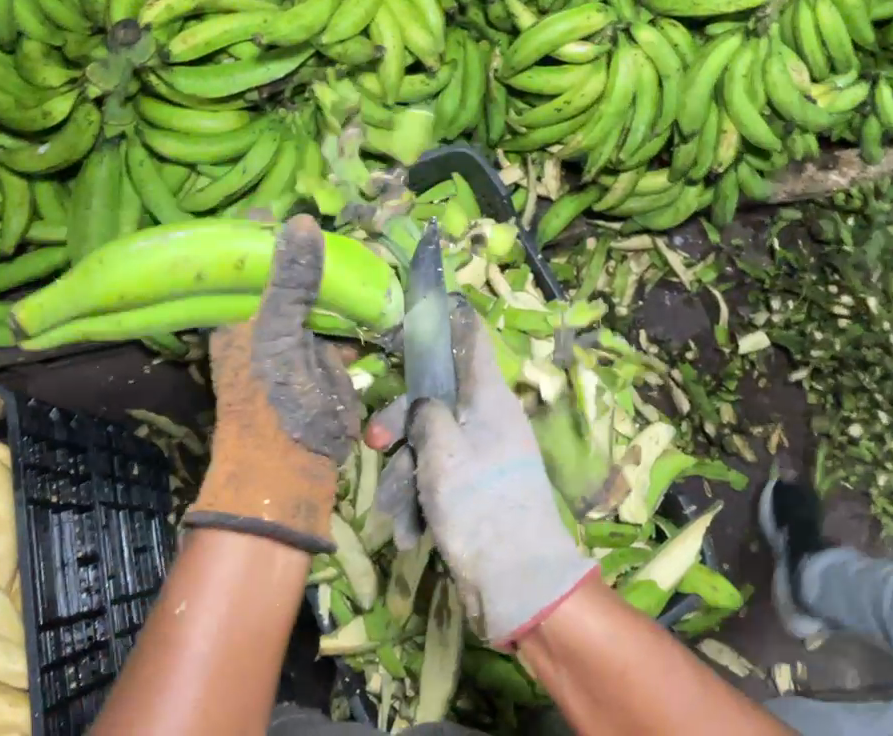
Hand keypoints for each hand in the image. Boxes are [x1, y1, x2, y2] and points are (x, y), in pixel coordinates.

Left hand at [184, 216, 358, 553]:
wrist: (293, 464)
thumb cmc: (269, 397)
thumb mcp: (276, 333)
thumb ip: (290, 281)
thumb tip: (303, 221)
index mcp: (238, 311)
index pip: (244, 258)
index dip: (262, 231)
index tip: (289, 205)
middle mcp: (267, 319)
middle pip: (289, 272)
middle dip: (315, 252)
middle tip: (343, 226)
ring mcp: (300, 337)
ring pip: (321, 296)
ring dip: (344, 280)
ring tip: (369, 253)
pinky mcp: (329, 356)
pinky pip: (346, 323)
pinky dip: (360, 311)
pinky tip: (380, 293)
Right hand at [404, 302, 593, 645]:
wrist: (517, 579)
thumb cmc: (480, 503)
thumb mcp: (443, 449)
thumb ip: (425, 413)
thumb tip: (422, 403)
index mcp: (489, 396)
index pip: (471, 339)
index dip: (445, 320)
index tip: (416, 313)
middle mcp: (488, 419)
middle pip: (436, 398)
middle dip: (401, 423)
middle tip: (376, 442)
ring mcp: (483, 456)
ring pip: (430, 443)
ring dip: (406, 474)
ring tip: (399, 510)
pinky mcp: (475, 491)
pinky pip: (438, 479)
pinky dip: (420, 499)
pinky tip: (412, 530)